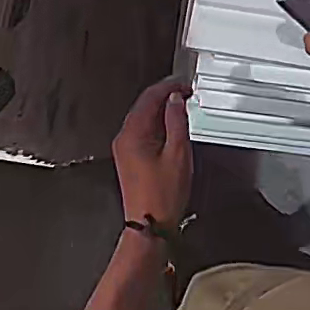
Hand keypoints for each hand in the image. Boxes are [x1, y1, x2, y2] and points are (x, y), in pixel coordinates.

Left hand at [112, 79, 192, 225]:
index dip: (169, 87)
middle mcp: (124, 138)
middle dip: (165, 95)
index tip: (184, 84)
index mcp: (133, 133)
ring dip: (161, 109)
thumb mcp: (178, 153)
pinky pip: (142, 130)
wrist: (149, 225)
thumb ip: (177, 121)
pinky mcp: (129, 158)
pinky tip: (170, 126)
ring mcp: (124, 148)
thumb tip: (176, 100)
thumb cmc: (162, 195)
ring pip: (143, 117)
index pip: (150, 97)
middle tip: (185, 92)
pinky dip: (157, 123)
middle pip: (144, 105)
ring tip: (181, 106)